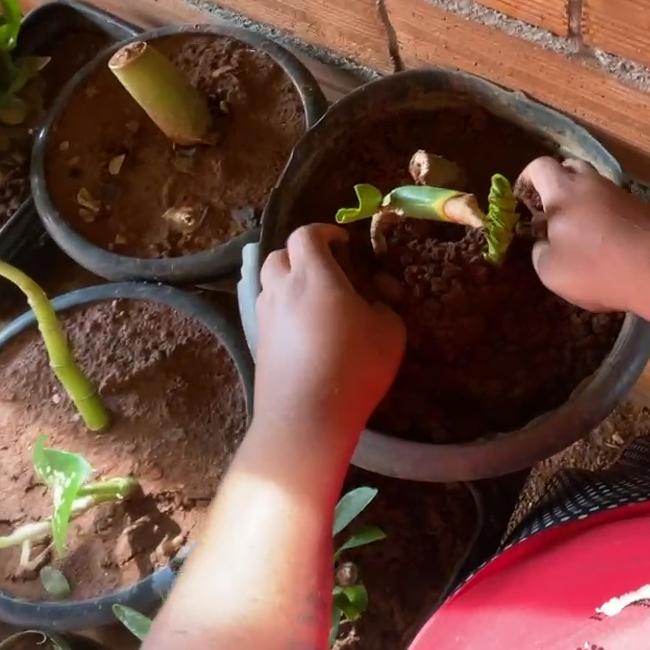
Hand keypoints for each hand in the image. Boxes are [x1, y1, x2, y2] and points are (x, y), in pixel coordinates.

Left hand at [254, 224, 404, 446]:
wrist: (306, 416)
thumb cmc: (354, 365)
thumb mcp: (389, 331)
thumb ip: (383, 306)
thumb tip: (373, 300)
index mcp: (314, 276)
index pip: (307, 235)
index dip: (325, 232)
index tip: (344, 243)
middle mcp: (283, 289)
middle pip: (280, 254)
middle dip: (302, 255)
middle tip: (327, 270)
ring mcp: (266, 317)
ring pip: (270, 283)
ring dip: (290, 281)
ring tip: (316, 300)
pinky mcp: (260, 343)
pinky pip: (269, 311)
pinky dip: (285, 309)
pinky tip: (307, 330)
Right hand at [517, 157, 649, 318]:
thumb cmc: (597, 267)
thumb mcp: (551, 270)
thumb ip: (540, 252)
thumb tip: (544, 243)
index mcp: (564, 190)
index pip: (539, 166)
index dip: (526, 179)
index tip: (521, 200)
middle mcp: (593, 183)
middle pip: (570, 168)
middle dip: (556, 185)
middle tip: (549, 212)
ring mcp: (622, 195)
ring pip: (595, 188)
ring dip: (582, 204)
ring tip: (577, 235)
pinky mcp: (643, 210)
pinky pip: (614, 206)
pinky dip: (604, 218)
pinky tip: (605, 245)